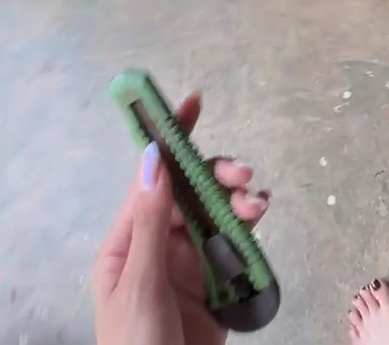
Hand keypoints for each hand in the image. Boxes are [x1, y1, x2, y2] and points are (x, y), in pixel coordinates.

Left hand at [93, 93, 269, 344]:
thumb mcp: (139, 286)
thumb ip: (149, 223)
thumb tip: (153, 158)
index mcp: (128, 242)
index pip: (153, 178)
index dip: (173, 138)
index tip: (193, 102)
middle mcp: (159, 244)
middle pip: (192, 191)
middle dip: (218, 175)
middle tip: (243, 175)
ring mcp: (190, 262)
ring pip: (218, 211)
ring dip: (239, 200)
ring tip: (257, 204)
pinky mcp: (217, 281)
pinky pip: (236, 240)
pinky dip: (250, 224)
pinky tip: (260, 216)